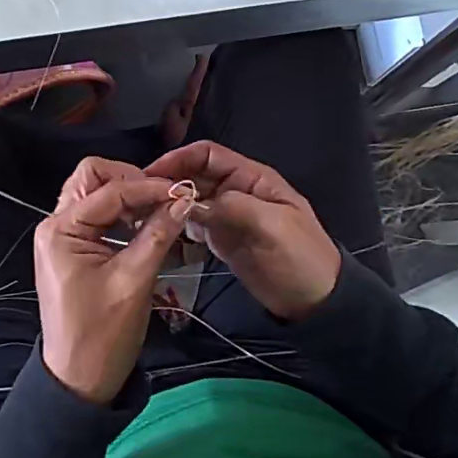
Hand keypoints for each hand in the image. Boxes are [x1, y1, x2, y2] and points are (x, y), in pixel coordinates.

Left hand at [35, 158, 185, 404]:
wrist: (79, 380)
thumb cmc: (103, 335)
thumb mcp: (134, 282)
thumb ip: (157, 235)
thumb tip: (182, 201)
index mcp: (60, 229)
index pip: (108, 190)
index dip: (148, 188)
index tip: (183, 191)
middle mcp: (55, 224)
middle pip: (90, 178)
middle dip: (128, 180)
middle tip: (163, 198)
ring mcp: (61, 236)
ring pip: (93, 193)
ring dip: (126, 195)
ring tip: (159, 210)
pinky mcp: (71, 249)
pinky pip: (96, 216)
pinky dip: (120, 213)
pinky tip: (145, 224)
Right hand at [146, 141, 341, 319]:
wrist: (317, 303)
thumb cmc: (300, 257)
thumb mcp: (272, 225)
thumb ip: (230, 206)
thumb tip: (186, 201)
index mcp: (251, 177)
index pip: (207, 154)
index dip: (179, 158)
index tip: (151, 172)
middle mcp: (234, 190)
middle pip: (193, 174)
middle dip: (168, 180)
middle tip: (140, 196)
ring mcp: (226, 214)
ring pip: (188, 197)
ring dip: (168, 201)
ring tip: (144, 213)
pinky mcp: (219, 236)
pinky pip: (191, 221)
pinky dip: (175, 222)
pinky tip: (161, 230)